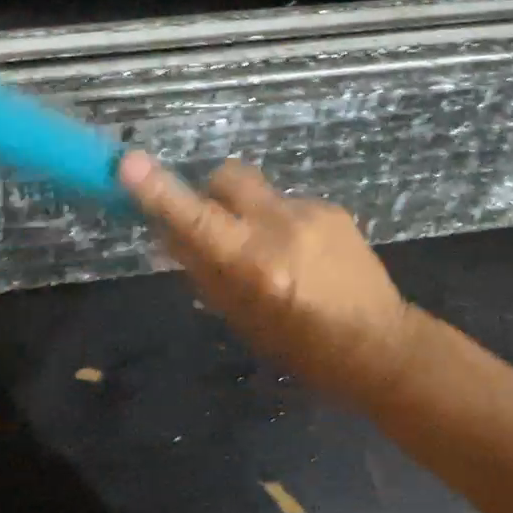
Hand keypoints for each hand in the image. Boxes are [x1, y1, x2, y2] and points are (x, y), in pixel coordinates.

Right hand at [119, 153, 418, 403]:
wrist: (383, 347)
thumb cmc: (302, 348)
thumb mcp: (241, 318)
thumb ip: (202, 269)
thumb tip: (164, 232)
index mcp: (256, 266)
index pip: (195, 220)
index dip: (159, 192)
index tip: (129, 164)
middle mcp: (281, 229)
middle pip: (227, 178)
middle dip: (211, 192)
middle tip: (215, 225)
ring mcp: (311, 213)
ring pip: (258, 193)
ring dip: (249, 214)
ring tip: (271, 255)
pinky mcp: (332, 209)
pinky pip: (286, 204)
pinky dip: (280, 224)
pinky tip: (302, 258)